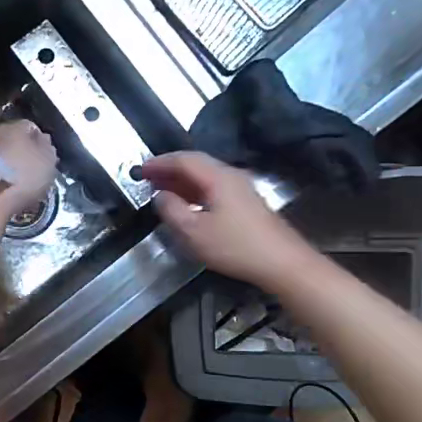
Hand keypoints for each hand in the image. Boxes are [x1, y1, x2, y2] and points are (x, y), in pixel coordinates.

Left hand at [0, 120, 57, 222]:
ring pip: (4, 156)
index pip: (32, 127)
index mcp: (15, 126)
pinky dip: (2, 178)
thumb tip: (43, 141)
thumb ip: (48, 148)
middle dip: (26, 154)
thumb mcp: (49, 162)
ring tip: (23, 185)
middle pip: (15, 141)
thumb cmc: (24, 177)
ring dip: (13, 166)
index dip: (42, 143)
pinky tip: (9, 192)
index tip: (47, 158)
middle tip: (36, 171)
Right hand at [141, 152, 315, 285]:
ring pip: (206, 177)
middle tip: (148, 179)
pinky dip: (195, 192)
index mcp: (218, 177)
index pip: (183, 159)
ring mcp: (242, 189)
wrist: (282, 262)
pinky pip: (214, 188)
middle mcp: (231, 176)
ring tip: (162, 191)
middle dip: (170, 170)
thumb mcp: (193, 232)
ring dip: (182, 182)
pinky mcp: (247, 203)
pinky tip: (187, 205)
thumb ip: (172, 210)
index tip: (140, 170)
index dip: (159, 163)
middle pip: (196, 164)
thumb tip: (161, 196)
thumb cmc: (235, 246)